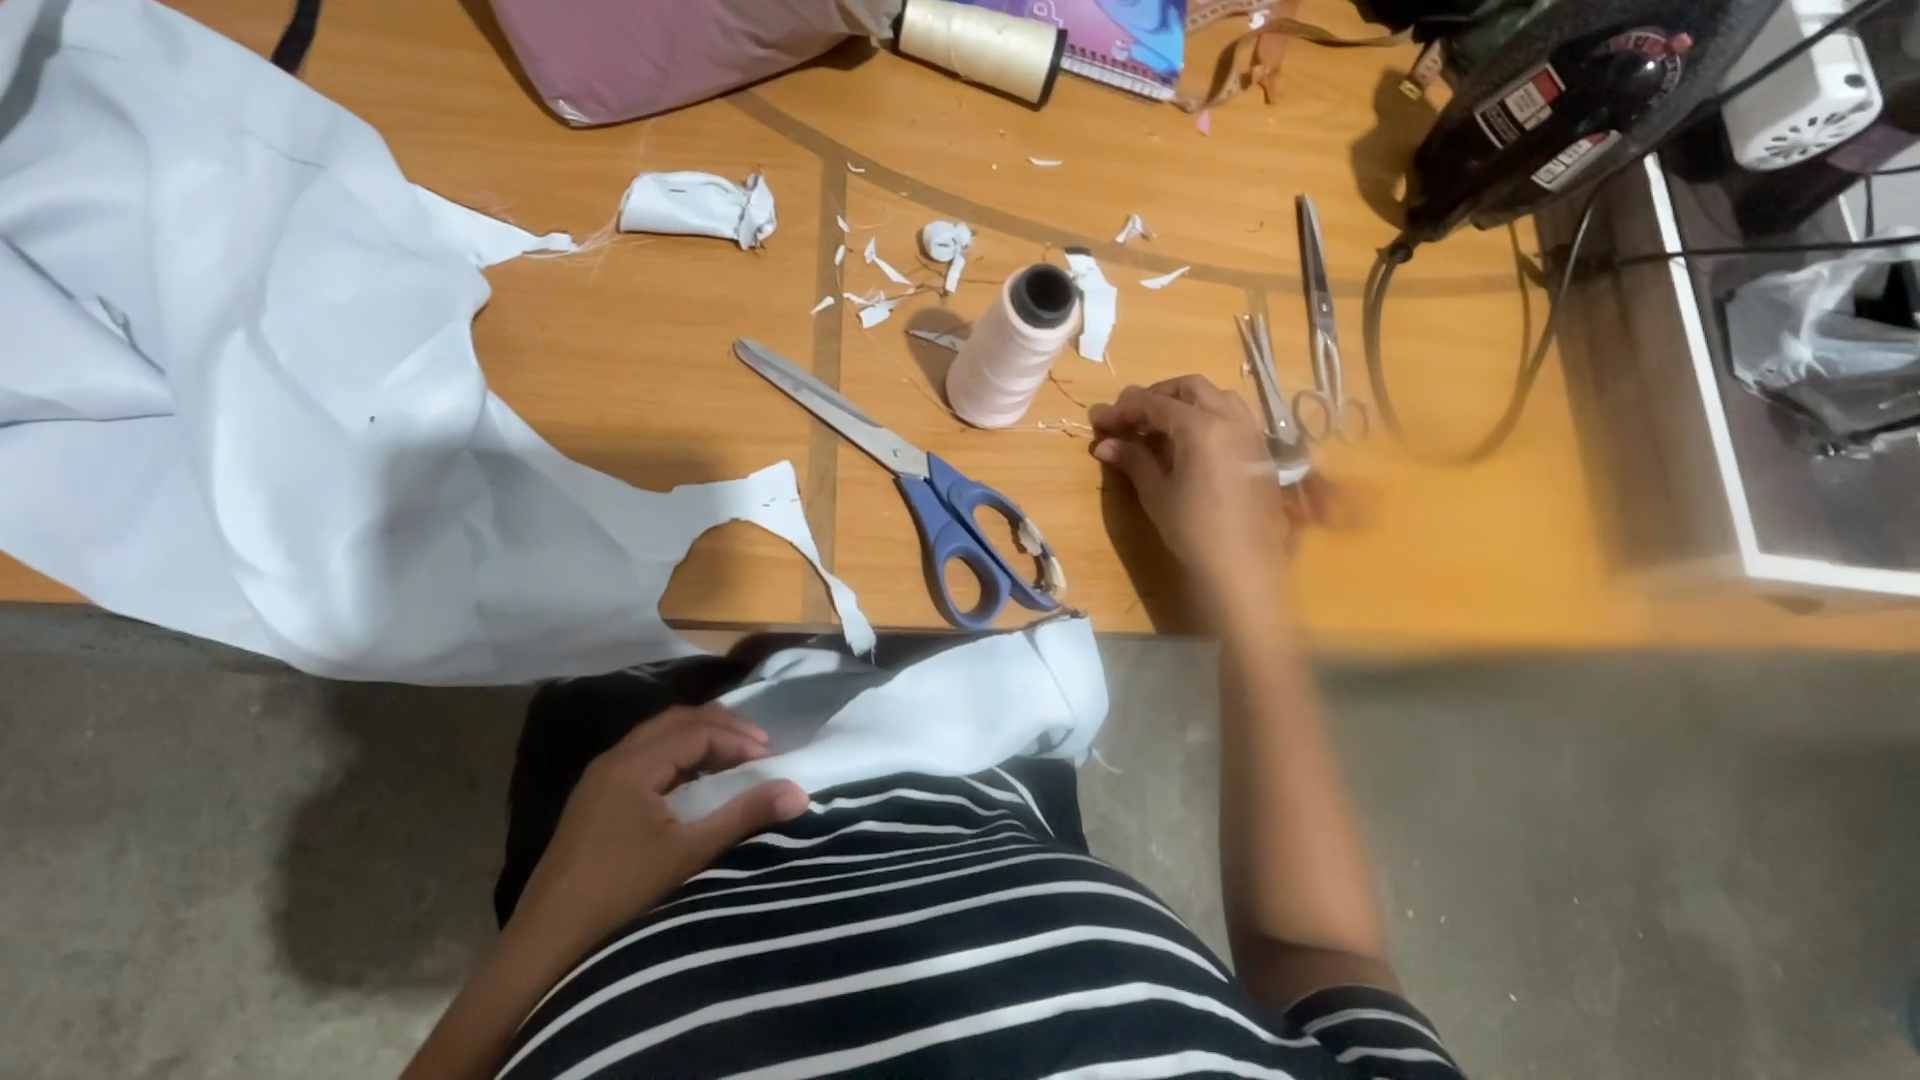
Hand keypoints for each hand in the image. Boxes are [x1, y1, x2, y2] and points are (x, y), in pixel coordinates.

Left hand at [509, 704, 808, 952]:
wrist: (547, 945)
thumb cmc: (621, 895)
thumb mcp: (689, 854)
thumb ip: (744, 816)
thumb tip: (799, 791)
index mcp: (632, 765)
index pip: (696, 730)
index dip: (738, 738)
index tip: (773, 759)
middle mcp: (613, 760)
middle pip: (675, 721)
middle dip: (721, 728)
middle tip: (760, 748)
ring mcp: (600, 780)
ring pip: (658, 738)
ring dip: (700, 741)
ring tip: (736, 761)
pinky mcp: (596, 801)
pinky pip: (646, 759)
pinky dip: (679, 759)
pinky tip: (698, 784)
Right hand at [1089, 377, 1289, 609]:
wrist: (1243, 566)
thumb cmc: (1192, 530)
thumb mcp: (1156, 493)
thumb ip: (1133, 460)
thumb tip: (1105, 444)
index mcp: (1200, 426)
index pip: (1155, 403)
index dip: (1124, 409)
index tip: (1100, 419)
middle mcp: (1230, 419)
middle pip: (1190, 387)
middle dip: (1158, 395)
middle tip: (1132, 416)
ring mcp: (1251, 433)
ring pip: (1217, 397)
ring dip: (1187, 401)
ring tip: (1163, 426)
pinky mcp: (1261, 451)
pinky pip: (1234, 417)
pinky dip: (1209, 416)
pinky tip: (1193, 443)